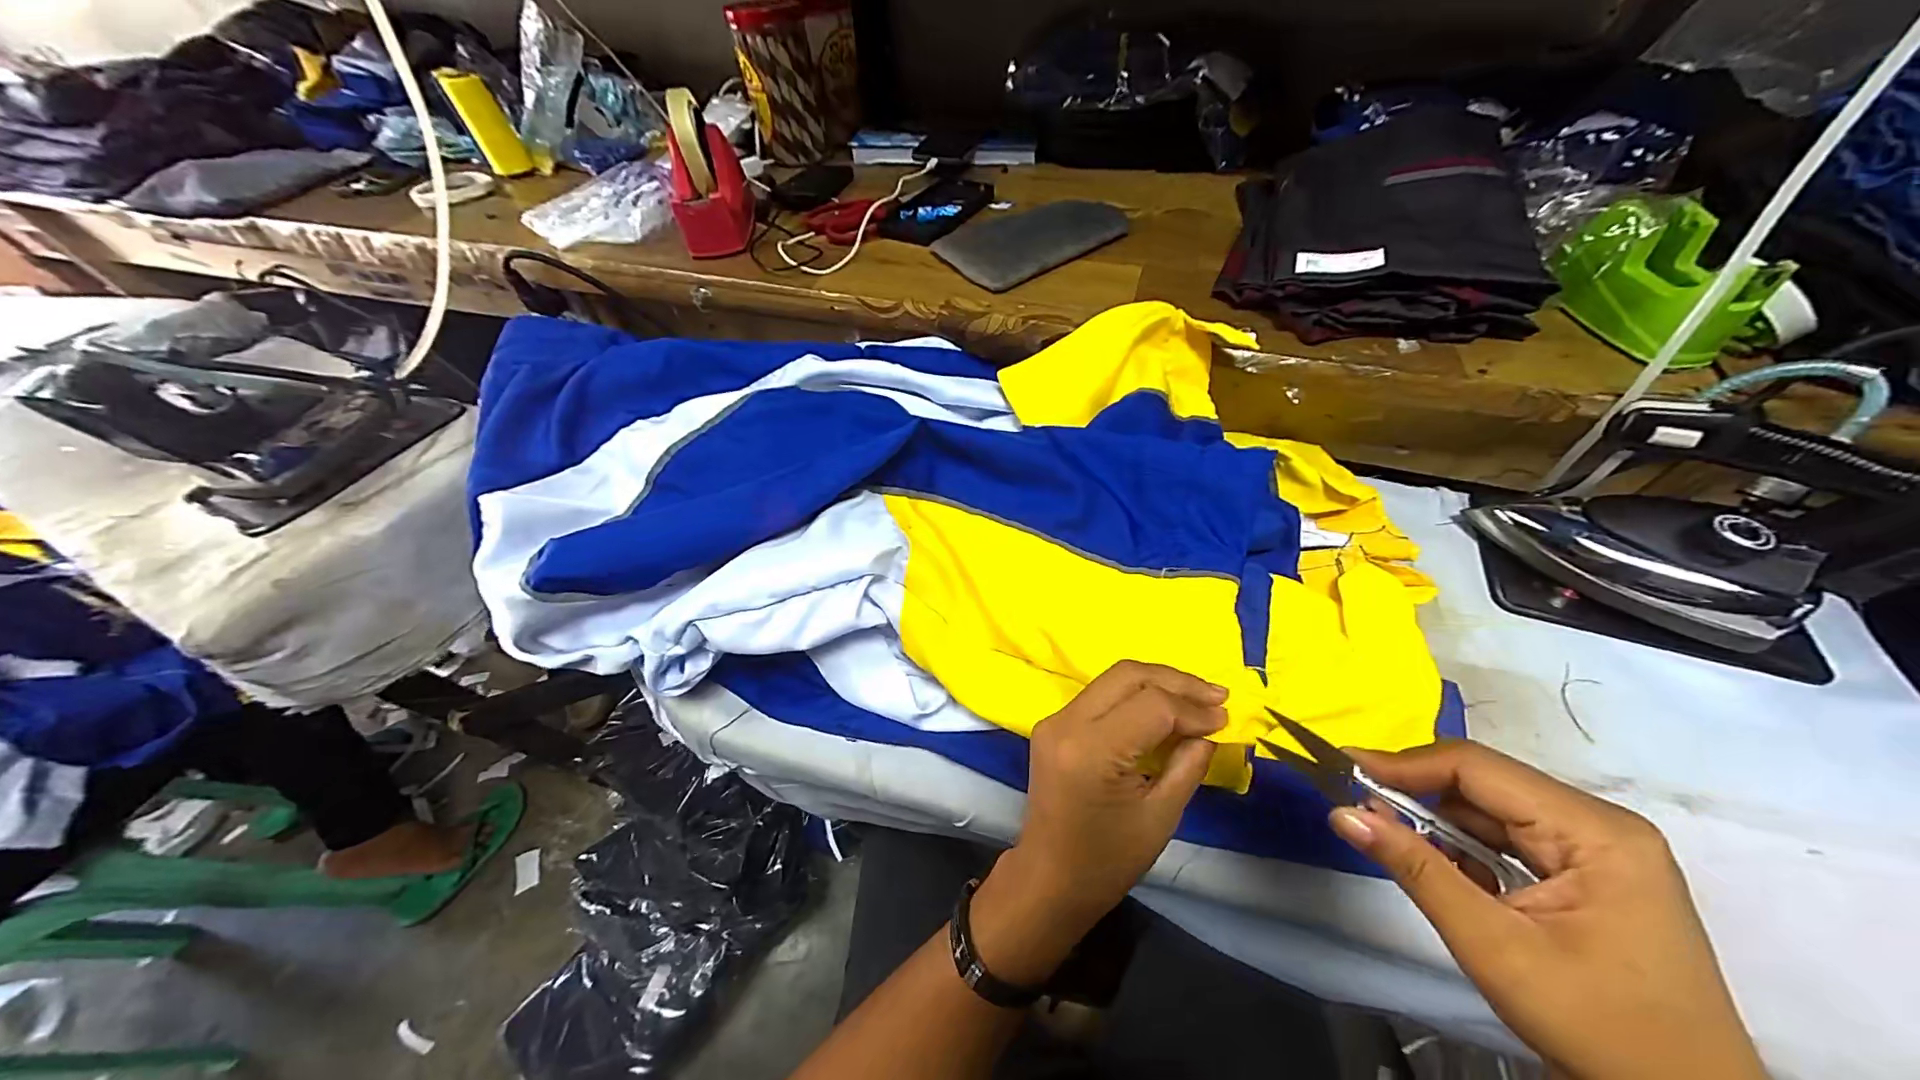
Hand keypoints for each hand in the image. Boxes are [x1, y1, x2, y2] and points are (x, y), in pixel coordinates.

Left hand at [969, 661, 1226, 986]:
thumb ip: (1188, 764)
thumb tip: (1211, 727)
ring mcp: (1054, 721)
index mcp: (1090, 750)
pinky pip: (1100, 695)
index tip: (1226, 719)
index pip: (1152, 705)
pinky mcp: (1053, 725)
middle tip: (1218, 697)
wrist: (1050, 877)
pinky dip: (1135, 696)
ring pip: (1113, 679)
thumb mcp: (1161, 816)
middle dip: (1177, 682)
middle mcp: (1066, 724)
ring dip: (1157, 683)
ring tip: (1198, 700)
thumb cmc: (1107, 860)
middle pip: (1128, 676)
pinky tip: (1165, 709)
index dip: (1193, 708)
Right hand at [1330, 740, 1765, 1079]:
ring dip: (1439, 823)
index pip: (1478, 769)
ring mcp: (1599, 850)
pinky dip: (1465, 848)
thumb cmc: (1597, 1026)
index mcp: (1596, 832)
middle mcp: (1601, 826)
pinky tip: (1440, 867)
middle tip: (1356, 804)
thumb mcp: (1492, 946)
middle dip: (1417, 794)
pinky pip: (1509, 839)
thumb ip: (1416, 869)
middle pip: (1485, 785)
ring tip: (1389, 837)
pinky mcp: (1589, 875)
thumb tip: (1342, 813)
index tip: (1343, 769)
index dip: (1404, 765)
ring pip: (1492, 811)